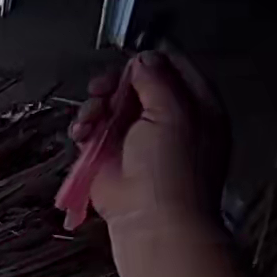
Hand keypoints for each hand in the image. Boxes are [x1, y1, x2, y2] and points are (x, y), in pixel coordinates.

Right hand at [70, 49, 227, 235]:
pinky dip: (82, 128)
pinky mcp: (106, 155)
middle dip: (113, 84)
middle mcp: (164, 120)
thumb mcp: (173, 113)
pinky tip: (82, 134)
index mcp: (194, 107)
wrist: (150, 217)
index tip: (129, 60)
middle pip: (133, 85)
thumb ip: (157, 80)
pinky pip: (90, 130)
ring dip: (94, 107)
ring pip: (107, 105)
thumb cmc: (172, 170)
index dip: (149, 61)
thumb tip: (143, 58)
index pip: (172, 68)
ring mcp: (133, 138)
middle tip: (101, 89)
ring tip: (91, 118)